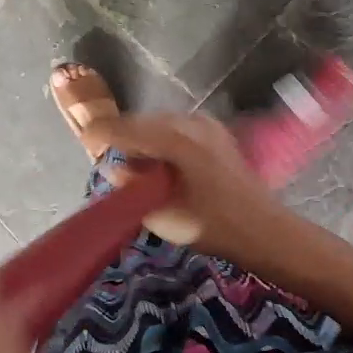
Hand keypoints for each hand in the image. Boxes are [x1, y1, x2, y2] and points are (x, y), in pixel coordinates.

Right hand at [81, 113, 294, 266]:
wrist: (267, 232)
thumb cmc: (214, 226)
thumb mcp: (166, 214)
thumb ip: (134, 189)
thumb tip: (114, 171)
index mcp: (175, 139)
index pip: (127, 127)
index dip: (102, 131)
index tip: (85, 137)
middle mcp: (189, 123)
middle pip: (143, 121)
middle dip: (123, 135)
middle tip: (108, 156)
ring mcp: (206, 125)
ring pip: (160, 123)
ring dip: (143, 137)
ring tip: (133, 161)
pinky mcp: (215, 133)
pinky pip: (177, 129)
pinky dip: (161, 139)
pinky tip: (160, 161)